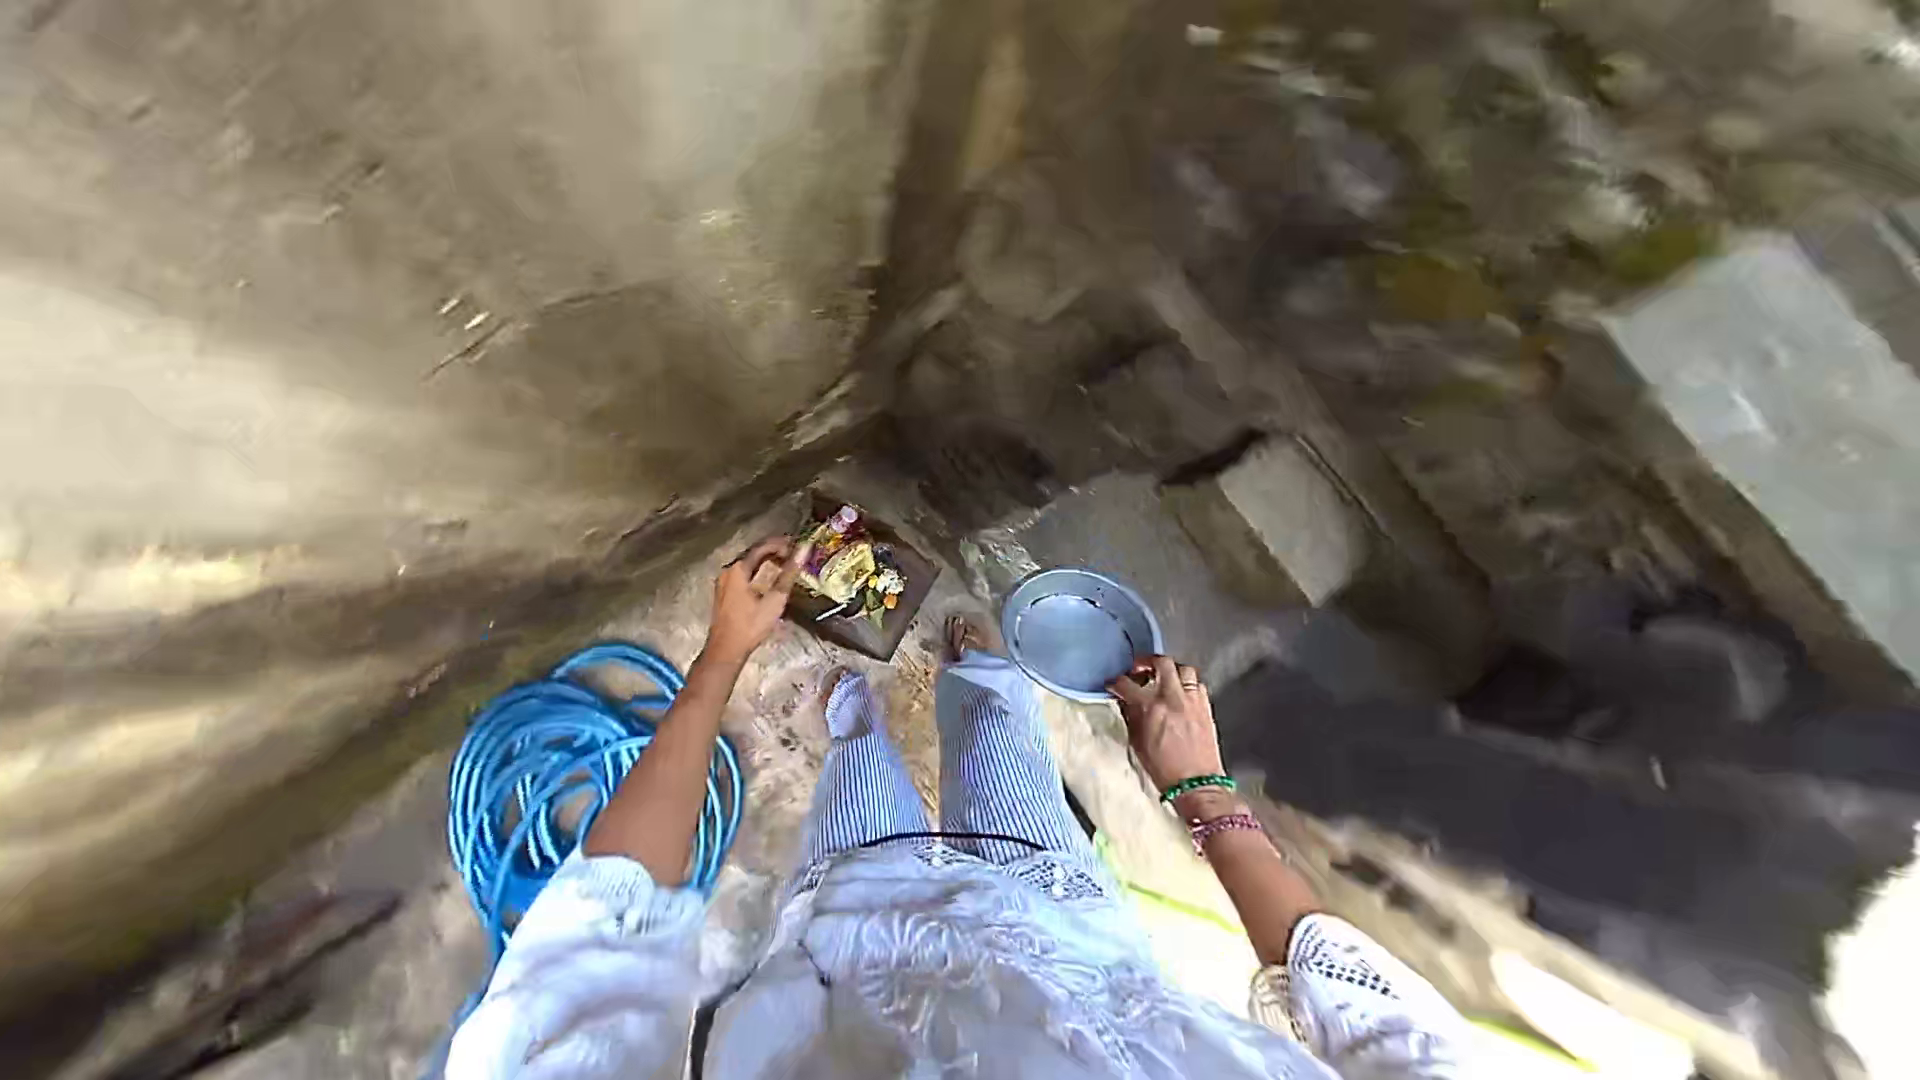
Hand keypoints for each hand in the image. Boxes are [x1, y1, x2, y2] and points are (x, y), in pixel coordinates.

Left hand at [703, 537, 802, 664]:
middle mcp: (728, 571)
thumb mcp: (774, 600)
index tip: (797, 545)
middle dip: (774, 550)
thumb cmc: (751, 625)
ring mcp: (724, 582)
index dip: (780, 544)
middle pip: (753, 553)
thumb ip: (788, 574)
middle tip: (793, 552)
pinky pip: (743, 573)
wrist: (726, 649)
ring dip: (766, 560)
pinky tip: (768, 576)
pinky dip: (758, 570)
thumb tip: (802, 552)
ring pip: (747, 563)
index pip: (761, 547)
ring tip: (785, 562)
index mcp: (738, 569)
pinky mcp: (724, 592)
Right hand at [1108, 656, 1223, 792]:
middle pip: (1161, 662)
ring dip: (1170, 670)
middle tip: (1139, 669)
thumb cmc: (1163, 769)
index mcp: (1150, 707)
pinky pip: (1197, 684)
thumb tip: (1126, 701)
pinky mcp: (1205, 707)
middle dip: (1146, 662)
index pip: (1126, 684)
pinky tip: (1180, 694)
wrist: (1196, 784)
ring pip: (1183, 668)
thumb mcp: (1137, 741)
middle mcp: (1172, 698)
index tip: (1113, 685)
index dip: (1116, 683)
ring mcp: (1191, 700)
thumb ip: (1131, 715)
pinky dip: (1186, 684)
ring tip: (1162, 678)